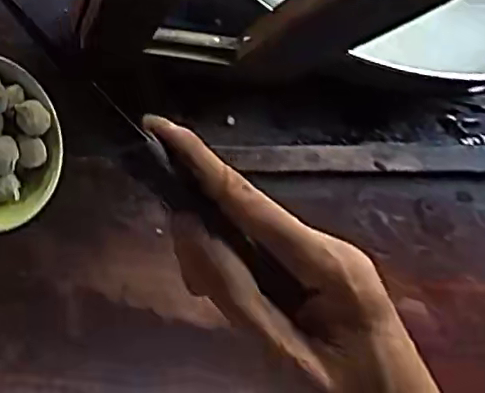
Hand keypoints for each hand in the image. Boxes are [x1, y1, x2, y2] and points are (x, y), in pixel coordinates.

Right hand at [145, 116, 438, 392]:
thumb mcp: (290, 361)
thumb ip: (235, 292)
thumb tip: (184, 223)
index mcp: (327, 262)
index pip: (244, 197)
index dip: (195, 157)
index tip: (157, 124)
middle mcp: (326, 245)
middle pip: (240, 216)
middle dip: (203, 233)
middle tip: (191, 283)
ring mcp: (326, 257)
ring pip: (245, 236)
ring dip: (218, 260)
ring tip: (217, 304)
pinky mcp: (321, 273)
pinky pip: (260, 255)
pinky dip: (235, 271)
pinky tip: (238, 304)